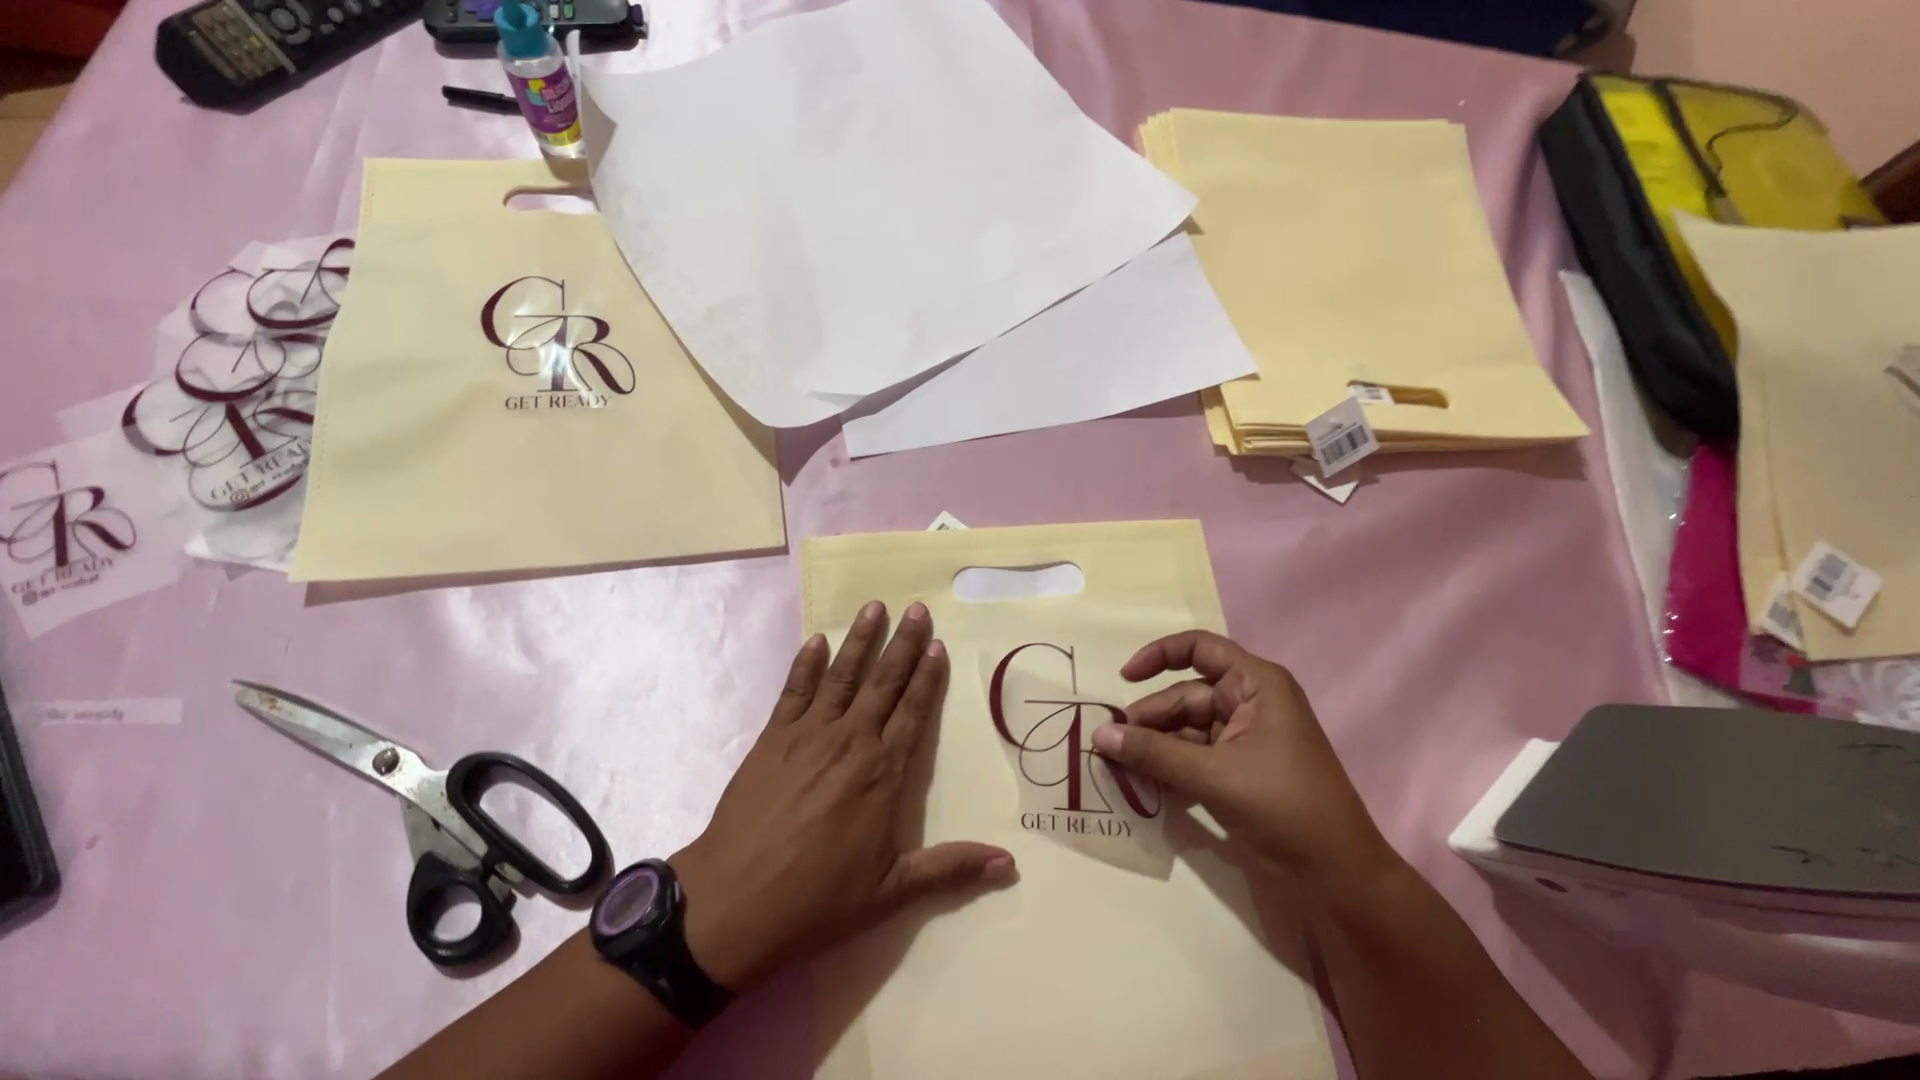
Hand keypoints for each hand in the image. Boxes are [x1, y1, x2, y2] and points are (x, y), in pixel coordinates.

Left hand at [670, 600, 1014, 994]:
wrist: (735, 902)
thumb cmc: (819, 900)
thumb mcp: (892, 892)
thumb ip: (951, 869)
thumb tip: (1009, 863)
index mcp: (884, 774)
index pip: (914, 713)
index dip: (928, 677)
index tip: (938, 645)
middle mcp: (851, 742)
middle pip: (884, 683)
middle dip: (903, 644)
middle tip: (917, 609)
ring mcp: (808, 736)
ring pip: (842, 677)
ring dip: (860, 640)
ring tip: (874, 607)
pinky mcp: (772, 739)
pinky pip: (794, 691)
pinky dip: (807, 664)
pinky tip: (817, 641)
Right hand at [1091, 630, 1392, 880]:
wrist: (1336, 873)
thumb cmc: (1284, 806)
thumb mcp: (1213, 775)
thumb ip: (1153, 753)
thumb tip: (1098, 735)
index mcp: (1256, 684)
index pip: (1199, 648)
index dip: (1158, 655)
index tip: (1122, 680)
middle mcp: (1250, 702)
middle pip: (1185, 695)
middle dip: (1148, 718)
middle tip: (1107, 746)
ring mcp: (1246, 738)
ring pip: (1186, 729)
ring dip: (1154, 746)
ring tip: (1117, 767)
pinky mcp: (1240, 770)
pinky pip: (1195, 756)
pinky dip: (1169, 766)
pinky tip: (1141, 783)